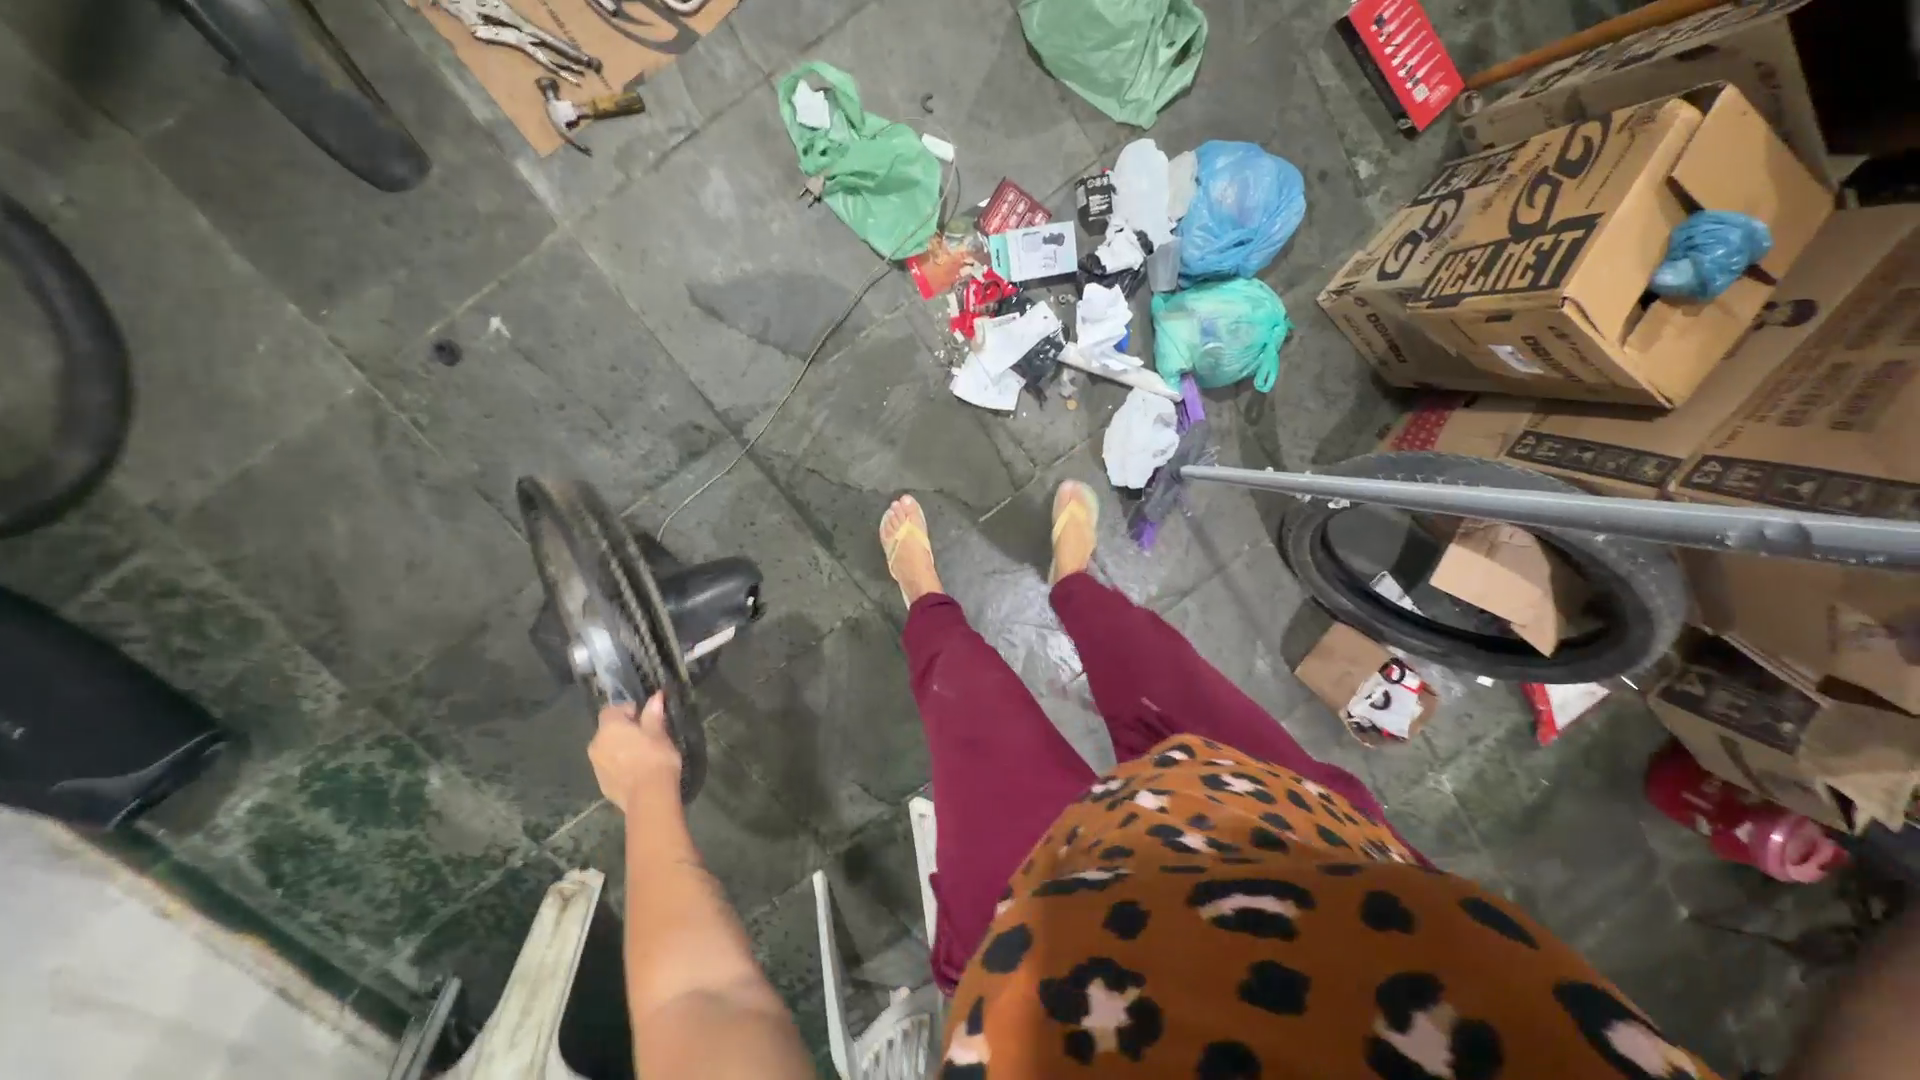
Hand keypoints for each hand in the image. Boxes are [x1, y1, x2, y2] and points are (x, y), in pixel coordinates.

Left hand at [589, 693, 682, 812]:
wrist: (648, 797)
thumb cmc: (655, 758)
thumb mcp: (659, 733)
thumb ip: (653, 714)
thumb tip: (655, 696)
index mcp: (609, 727)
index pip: (611, 710)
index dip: (627, 710)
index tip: (644, 717)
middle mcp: (596, 744)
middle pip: (607, 731)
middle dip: (622, 731)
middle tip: (645, 736)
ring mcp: (596, 765)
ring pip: (607, 750)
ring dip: (619, 749)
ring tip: (640, 755)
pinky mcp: (601, 784)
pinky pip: (609, 767)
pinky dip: (619, 766)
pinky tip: (635, 772)